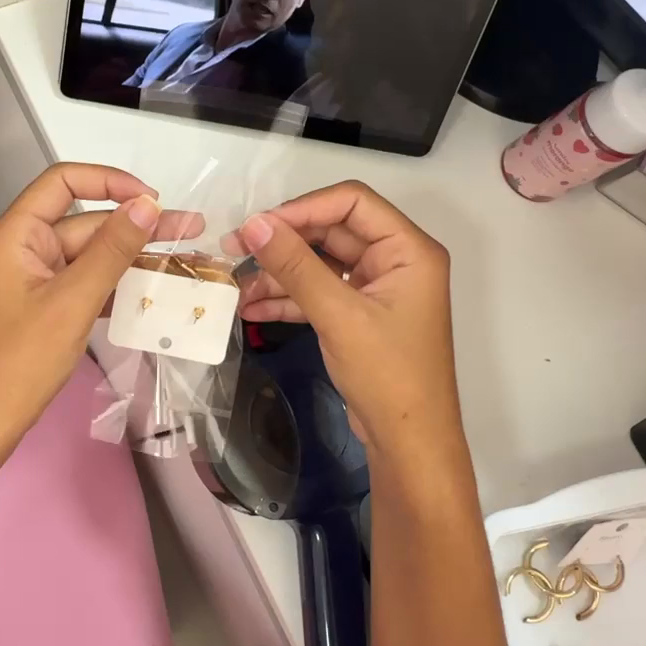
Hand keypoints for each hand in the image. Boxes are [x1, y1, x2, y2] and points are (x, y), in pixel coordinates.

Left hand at [0, 163, 201, 448]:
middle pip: (87, 220)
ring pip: (93, 253)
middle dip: (137, 224)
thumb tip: (148, 205)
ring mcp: (39, 276)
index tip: (151, 199)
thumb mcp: (74, 300)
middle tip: (192, 228)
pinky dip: (121, 282)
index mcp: (18, 234)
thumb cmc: (22, 359)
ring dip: (136, 255)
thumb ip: (112, 250)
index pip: (63, 182)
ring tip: (187, 254)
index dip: (109, 180)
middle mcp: (26, 246)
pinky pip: (90, 280)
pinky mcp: (50, 302)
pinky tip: (160, 287)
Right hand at [232, 181, 458, 459]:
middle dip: (284, 240)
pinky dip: (288, 297)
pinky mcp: (359, 313)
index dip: (304, 207)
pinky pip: (319, 291)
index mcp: (407, 249)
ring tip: (237, 284)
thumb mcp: (338, 315)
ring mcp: (376, 287)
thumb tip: (252, 225)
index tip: (260, 225)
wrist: (409, 443)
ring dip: (279, 271)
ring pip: (320, 262)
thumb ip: (294, 265)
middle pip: (331, 230)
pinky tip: (252, 306)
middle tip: (235, 248)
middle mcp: (394, 259)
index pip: (352, 201)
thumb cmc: (388, 374)